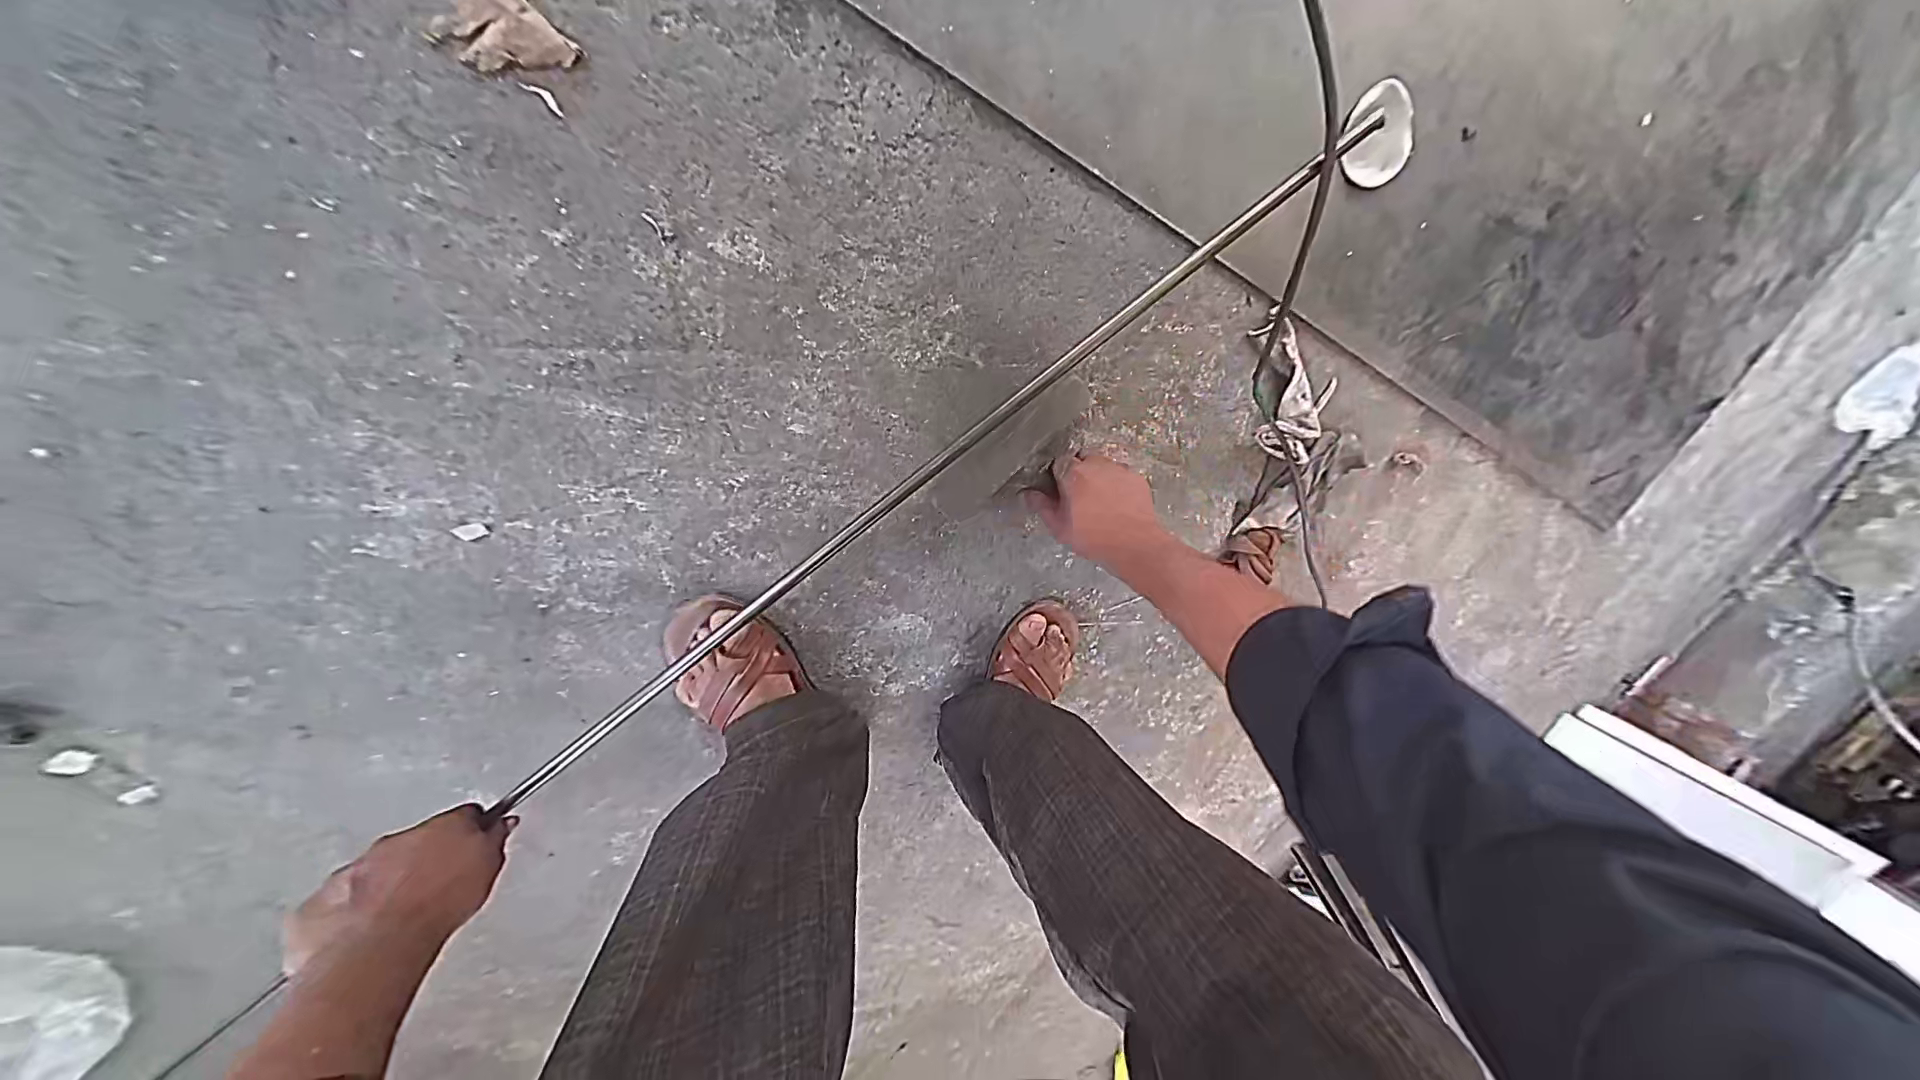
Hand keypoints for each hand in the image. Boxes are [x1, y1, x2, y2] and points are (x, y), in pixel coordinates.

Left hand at [284, 805, 514, 974]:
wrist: (379, 945)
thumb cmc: (436, 906)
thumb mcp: (488, 867)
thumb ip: (494, 840)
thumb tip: (499, 826)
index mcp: (441, 826)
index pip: (465, 815)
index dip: (474, 828)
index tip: (478, 838)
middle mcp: (396, 841)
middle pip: (416, 841)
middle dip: (424, 858)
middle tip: (438, 884)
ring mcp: (354, 871)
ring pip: (374, 870)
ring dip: (387, 884)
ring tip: (402, 915)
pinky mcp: (320, 904)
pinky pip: (336, 902)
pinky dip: (349, 912)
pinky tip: (362, 930)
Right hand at [1024, 453, 1173, 567]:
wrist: (1134, 545)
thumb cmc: (1096, 538)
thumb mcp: (1059, 527)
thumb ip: (1042, 506)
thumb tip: (1029, 495)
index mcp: (1073, 474)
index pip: (1059, 462)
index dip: (1058, 475)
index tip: (1059, 488)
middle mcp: (1097, 465)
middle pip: (1082, 459)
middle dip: (1079, 472)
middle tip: (1078, 495)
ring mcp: (1119, 470)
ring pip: (1103, 465)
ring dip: (1098, 477)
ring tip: (1099, 501)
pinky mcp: (1136, 478)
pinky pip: (1121, 475)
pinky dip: (1117, 484)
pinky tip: (1115, 503)